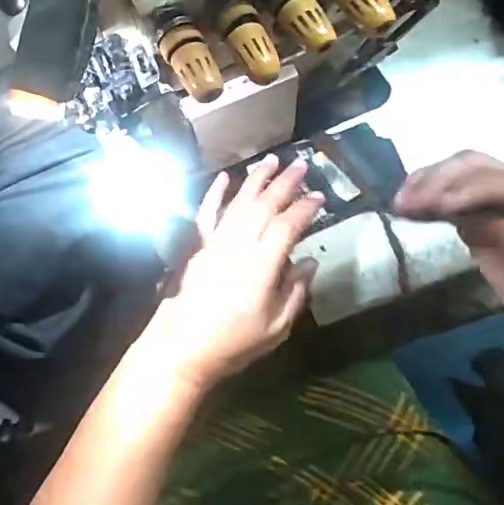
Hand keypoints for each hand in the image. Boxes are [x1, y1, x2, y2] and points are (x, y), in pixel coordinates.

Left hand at [134, 155, 322, 393]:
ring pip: (238, 202)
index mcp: (261, 265)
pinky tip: (225, 177)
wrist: (183, 345)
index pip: (286, 226)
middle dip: (284, 183)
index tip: (320, 196)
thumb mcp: (276, 327)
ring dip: (256, 179)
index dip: (304, 209)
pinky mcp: (199, 245)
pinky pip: (208, 212)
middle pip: (264, 205)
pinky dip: (216, 193)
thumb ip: (295, 292)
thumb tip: (310, 262)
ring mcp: (215, 241)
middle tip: (302, 166)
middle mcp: (238, 244)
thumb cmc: (234, 342)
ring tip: (272, 160)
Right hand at [393, 151, 503, 363]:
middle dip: (441, 180)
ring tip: (402, 202)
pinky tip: (409, 208)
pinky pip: (455, 205)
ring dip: (429, 186)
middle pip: (480, 170)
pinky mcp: (489, 227)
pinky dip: (431, 203)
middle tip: (408, 200)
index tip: (435, 204)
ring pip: (462, 181)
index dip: (468, 190)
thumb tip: (455, 212)